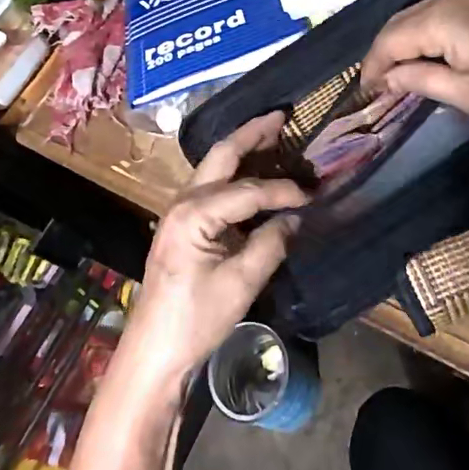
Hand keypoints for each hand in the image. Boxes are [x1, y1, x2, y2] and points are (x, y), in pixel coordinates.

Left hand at [121, 112, 307, 385]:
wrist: (154, 353)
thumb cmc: (195, 320)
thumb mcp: (241, 283)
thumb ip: (271, 243)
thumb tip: (294, 217)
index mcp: (194, 214)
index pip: (249, 190)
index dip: (285, 189)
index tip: (314, 194)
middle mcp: (182, 202)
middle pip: (221, 156)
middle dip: (252, 134)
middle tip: (283, 116)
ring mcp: (179, 213)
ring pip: (214, 168)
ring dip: (242, 150)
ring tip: (274, 136)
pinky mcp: (183, 227)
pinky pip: (212, 188)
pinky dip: (235, 174)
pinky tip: (256, 176)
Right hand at [360, 0, 468, 126]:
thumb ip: (423, 81)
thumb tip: (389, 77)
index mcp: (442, 16)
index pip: (388, 39)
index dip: (372, 69)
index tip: (365, 98)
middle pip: (401, 21)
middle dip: (386, 55)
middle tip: (381, 91)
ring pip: (422, 14)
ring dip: (408, 44)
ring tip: (404, 79)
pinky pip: (445, 12)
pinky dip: (430, 35)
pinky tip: (435, 58)